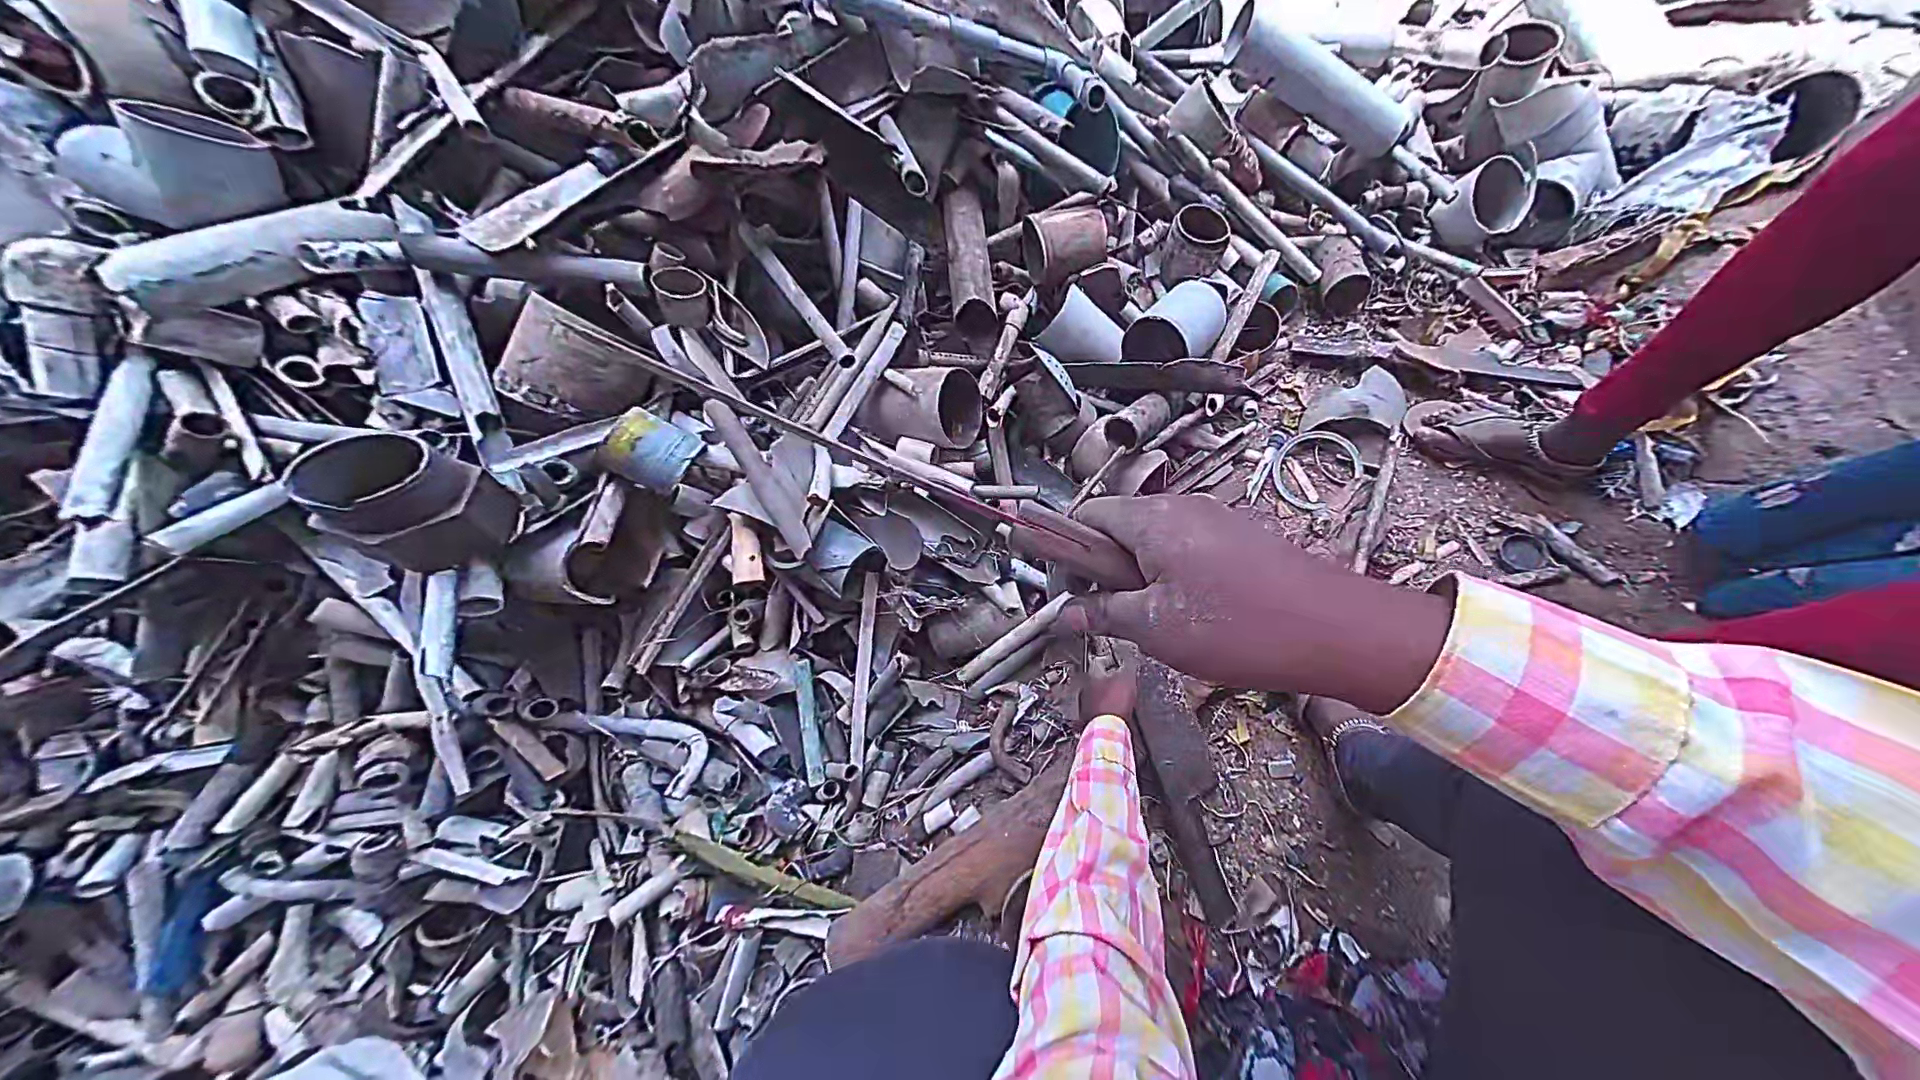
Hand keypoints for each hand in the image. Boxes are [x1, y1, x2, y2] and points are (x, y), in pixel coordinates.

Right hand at [1058, 495, 1452, 714]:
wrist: (1338, 631)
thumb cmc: (1242, 625)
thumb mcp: (1154, 627)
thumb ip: (1101, 613)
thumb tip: (1063, 613)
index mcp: (1152, 518)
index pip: (1086, 515)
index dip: (1066, 549)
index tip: (1066, 585)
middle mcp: (1182, 506)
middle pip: (1118, 524)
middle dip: (1104, 565)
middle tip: (1109, 610)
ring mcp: (1214, 518)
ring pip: (1152, 538)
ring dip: (1137, 572)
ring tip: (1150, 617)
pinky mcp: (1238, 536)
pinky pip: (1185, 546)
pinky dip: (1170, 572)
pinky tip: (1187, 611)